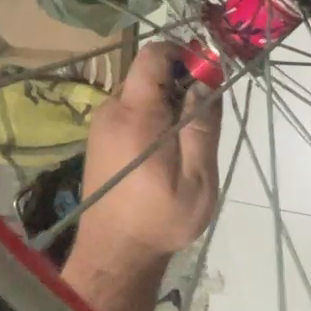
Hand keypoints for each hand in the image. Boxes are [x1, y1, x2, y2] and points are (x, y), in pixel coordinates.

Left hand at [62, 43, 221, 310]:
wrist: (115, 255)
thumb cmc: (160, 219)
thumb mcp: (197, 177)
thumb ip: (203, 125)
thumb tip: (208, 79)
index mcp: (135, 114)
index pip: (153, 55)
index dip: (184, 55)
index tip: (208, 78)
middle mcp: (112, 110)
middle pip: (149, 72)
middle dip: (180, 82)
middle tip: (204, 117)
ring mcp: (103, 124)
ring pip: (142, 91)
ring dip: (169, 102)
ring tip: (187, 140)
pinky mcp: (101, 138)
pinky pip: (132, 110)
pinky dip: (154, 116)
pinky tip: (167, 150)